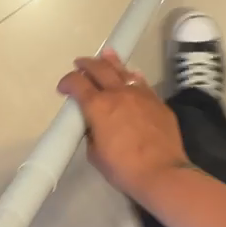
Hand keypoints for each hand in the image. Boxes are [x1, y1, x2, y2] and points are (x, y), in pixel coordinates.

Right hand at [57, 51, 191, 202]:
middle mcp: (118, 93)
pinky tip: (131, 74)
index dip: (67, 82)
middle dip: (87, 64)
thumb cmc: (123, 168)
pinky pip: (141, 82)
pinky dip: (132, 76)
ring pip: (123, 71)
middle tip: (80, 63)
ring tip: (106, 53)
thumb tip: (95, 125)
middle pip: (99, 69)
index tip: (63, 88)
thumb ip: (91, 133)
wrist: (162, 172)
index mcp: (97, 106)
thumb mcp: (95, 154)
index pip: (77, 83)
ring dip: (111, 62)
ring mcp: (140, 95)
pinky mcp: (157, 102)